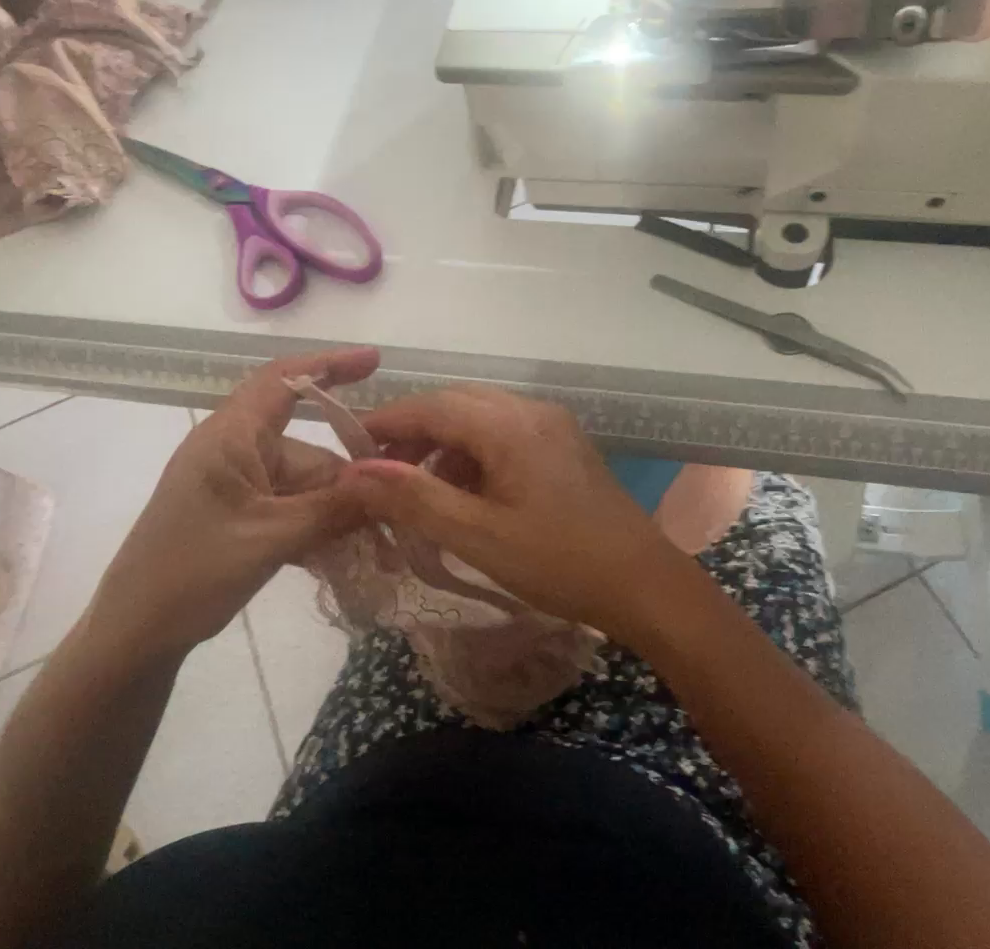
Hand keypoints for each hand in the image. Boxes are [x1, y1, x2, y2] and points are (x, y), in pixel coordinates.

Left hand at [89, 346, 379, 661]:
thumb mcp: (271, 538)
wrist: (135, 632)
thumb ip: (335, 507)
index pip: (282, 380)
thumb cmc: (191, 572)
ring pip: (307, 484)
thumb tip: (394, 483)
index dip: (330, 364)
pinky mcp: (240, 515)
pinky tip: (344, 556)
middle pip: (310, 449)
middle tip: (397, 514)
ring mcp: (237, 486)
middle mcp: (235, 452)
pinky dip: (318, 527)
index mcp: (230, 438)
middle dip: (352, 480)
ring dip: (339, 513)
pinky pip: (293, 507)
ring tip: (379, 550)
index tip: (377, 362)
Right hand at [337, 386, 706, 640]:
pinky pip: (506, 437)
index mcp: (511, 425)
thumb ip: (415, 499)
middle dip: (412, 434)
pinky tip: (464, 496)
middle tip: (379, 476)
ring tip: (418, 493)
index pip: (431, 406)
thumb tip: (355, 472)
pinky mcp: (565, 449)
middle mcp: (533, 412)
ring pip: (482, 420)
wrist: (643, 584)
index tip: (346, 450)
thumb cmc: (559, 563)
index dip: (384, 424)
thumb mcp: (478, 536)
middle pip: (456, 405)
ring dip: (444, 447)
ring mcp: (554, 428)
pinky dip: (475, 458)